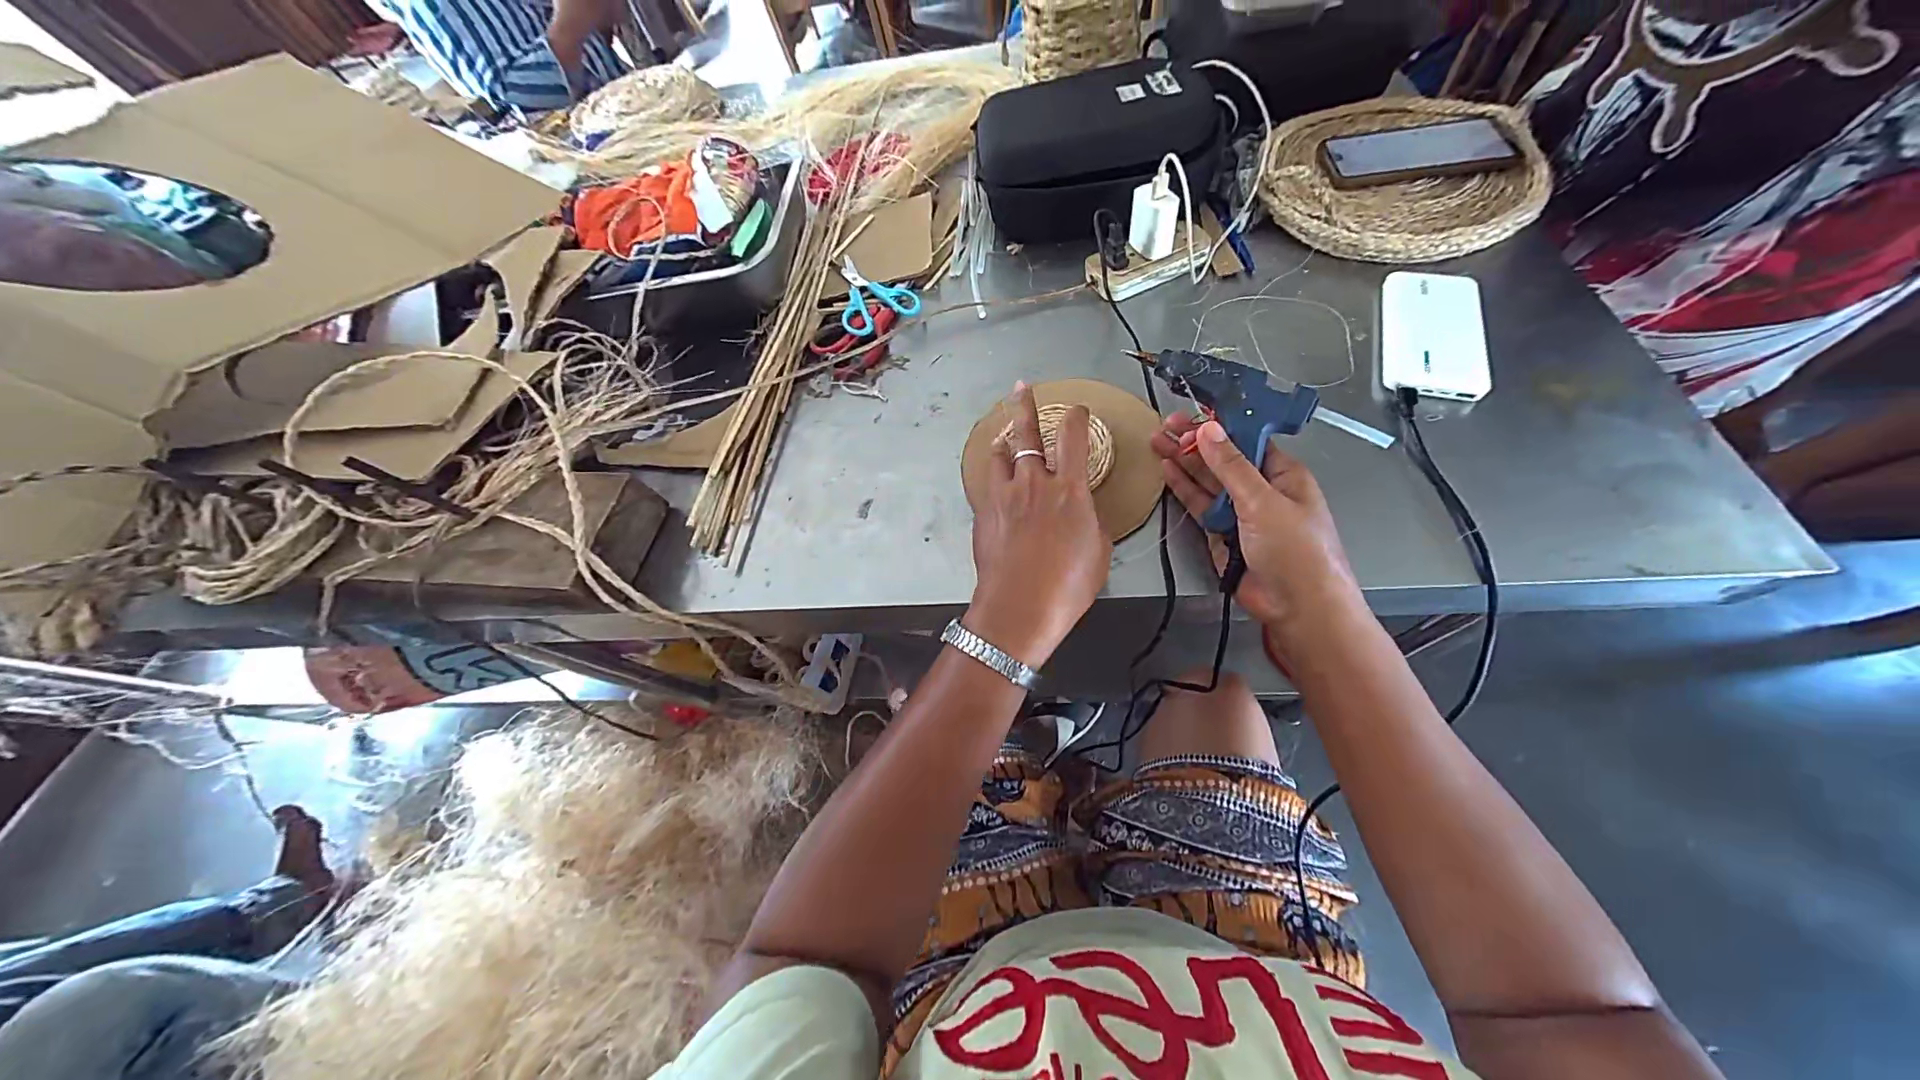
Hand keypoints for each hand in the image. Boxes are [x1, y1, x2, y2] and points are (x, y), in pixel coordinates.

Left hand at [965, 383, 1111, 667]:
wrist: (1018, 608)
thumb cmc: (1066, 586)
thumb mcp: (1098, 551)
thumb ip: (1090, 521)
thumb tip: (1080, 513)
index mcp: (1069, 490)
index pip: (1074, 438)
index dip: (1077, 418)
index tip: (1078, 410)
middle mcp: (1033, 484)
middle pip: (1028, 434)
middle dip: (1026, 407)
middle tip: (1022, 389)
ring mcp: (1003, 497)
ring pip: (1000, 455)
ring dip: (1004, 442)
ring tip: (1004, 437)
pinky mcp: (983, 514)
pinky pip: (988, 484)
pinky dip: (994, 476)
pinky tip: (996, 484)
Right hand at [1149, 413, 1363, 651]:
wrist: (1298, 607)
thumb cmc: (1298, 552)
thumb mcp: (1263, 501)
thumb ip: (1231, 466)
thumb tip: (1209, 430)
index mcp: (1284, 475)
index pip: (1247, 440)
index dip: (1219, 425)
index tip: (1193, 413)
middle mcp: (1262, 491)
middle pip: (1223, 460)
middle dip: (1194, 442)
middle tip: (1166, 426)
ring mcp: (1242, 514)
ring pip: (1208, 482)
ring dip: (1184, 463)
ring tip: (1158, 443)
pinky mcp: (1223, 536)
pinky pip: (1201, 507)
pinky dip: (1184, 490)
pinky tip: (1169, 473)